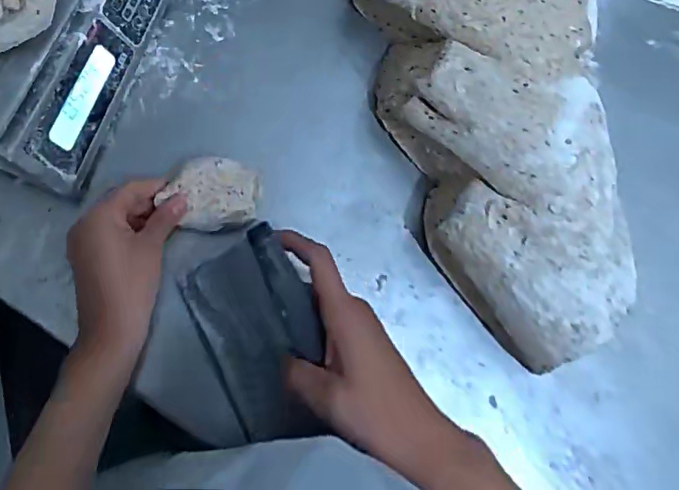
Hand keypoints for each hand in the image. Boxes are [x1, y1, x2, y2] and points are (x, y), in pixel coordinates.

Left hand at [67, 178, 186, 368]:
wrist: (110, 335)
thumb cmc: (131, 285)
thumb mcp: (151, 246)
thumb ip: (165, 217)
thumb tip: (182, 197)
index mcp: (97, 216)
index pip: (129, 189)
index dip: (156, 187)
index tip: (180, 188)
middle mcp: (84, 224)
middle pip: (121, 201)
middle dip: (149, 202)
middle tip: (177, 205)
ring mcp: (82, 241)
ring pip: (116, 217)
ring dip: (140, 216)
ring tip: (169, 220)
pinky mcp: (86, 256)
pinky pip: (109, 233)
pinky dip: (129, 230)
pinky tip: (151, 235)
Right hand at [280, 232, 513, 489]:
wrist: (423, 439)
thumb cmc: (378, 412)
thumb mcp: (328, 398)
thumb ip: (296, 374)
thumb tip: (279, 358)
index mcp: (345, 312)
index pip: (320, 261)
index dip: (296, 242)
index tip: (272, 238)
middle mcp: (356, 310)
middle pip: (318, 283)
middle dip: (289, 283)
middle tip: (256, 296)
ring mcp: (365, 326)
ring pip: (325, 306)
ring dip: (300, 310)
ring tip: (269, 328)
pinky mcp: (368, 343)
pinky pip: (335, 322)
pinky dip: (313, 327)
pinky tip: (298, 353)